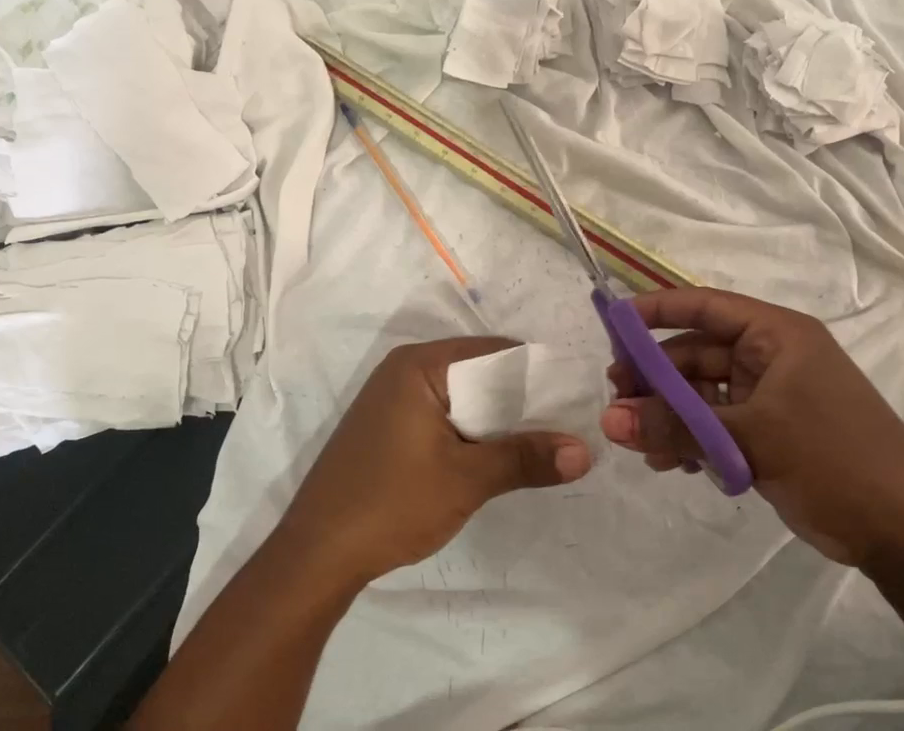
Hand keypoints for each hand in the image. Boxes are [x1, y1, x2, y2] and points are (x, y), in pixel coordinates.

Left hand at [274, 337, 591, 585]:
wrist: (318, 552)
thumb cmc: (392, 502)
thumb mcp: (466, 479)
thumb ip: (525, 458)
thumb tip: (585, 451)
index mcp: (419, 366)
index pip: (494, 352)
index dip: (537, 374)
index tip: (578, 399)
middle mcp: (403, 371)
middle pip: (478, 374)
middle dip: (521, 402)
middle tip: (570, 427)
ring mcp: (391, 401)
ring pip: (461, 400)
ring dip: (497, 423)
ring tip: (544, 446)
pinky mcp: (387, 429)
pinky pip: (442, 418)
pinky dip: (471, 434)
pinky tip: (497, 460)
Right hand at [598, 287, 903, 565]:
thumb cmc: (836, 460)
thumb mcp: (750, 439)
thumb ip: (675, 427)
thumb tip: (607, 423)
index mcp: (778, 336)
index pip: (705, 306)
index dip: (655, 311)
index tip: (610, 326)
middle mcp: (772, 358)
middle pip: (695, 354)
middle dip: (654, 379)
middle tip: (616, 405)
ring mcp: (771, 398)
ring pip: (700, 394)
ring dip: (668, 416)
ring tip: (639, 446)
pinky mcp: (770, 435)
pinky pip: (715, 426)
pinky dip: (689, 440)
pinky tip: (669, 464)